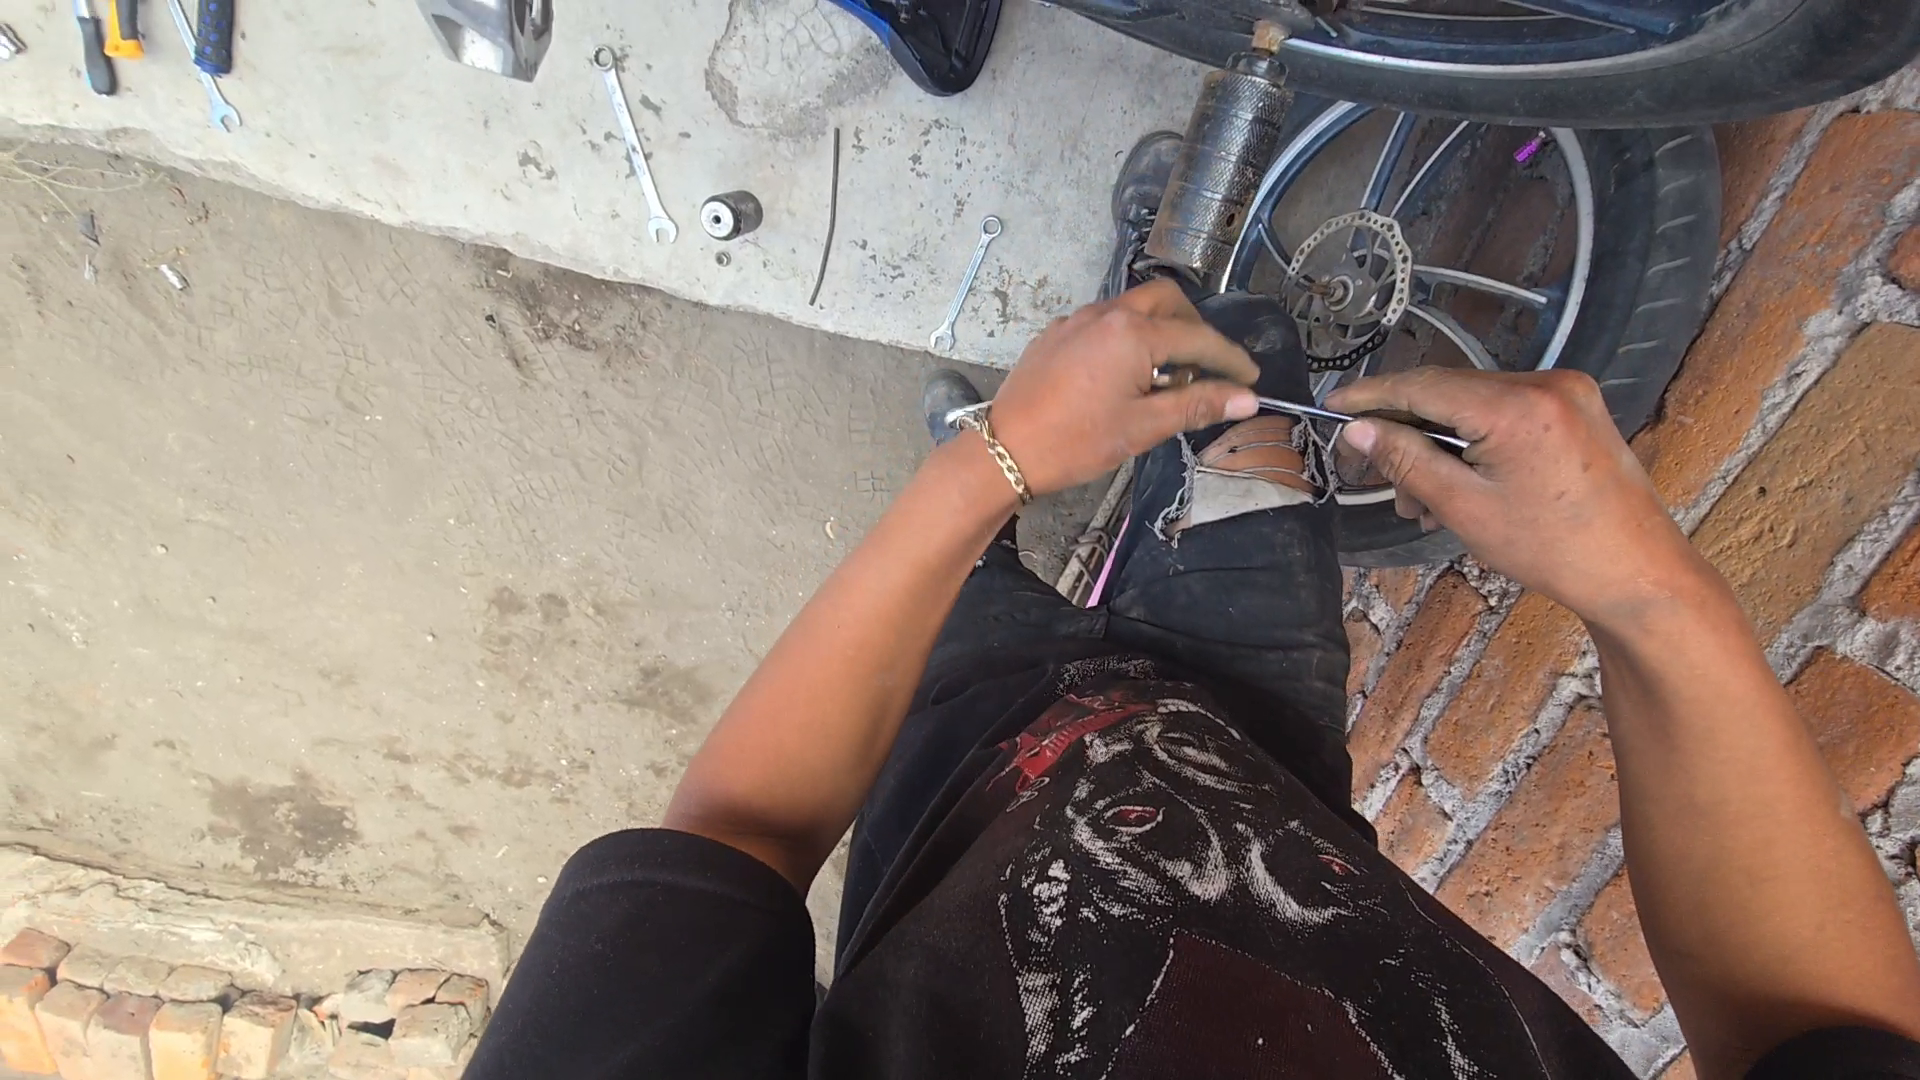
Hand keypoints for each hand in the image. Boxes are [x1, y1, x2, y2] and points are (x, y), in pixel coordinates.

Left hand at [988, 279, 1259, 495]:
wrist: (1005, 450)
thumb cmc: (1075, 442)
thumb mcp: (1142, 427)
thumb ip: (1196, 406)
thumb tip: (1247, 398)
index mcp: (1132, 333)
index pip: (1198, 339)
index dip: (1229, 359)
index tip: (1249, 379)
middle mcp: (1105, 314)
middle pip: (1166, 301)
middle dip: (1194, 327)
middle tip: (1205, 366)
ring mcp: (1074, 321)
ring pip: (1131, 309)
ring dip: (1158, 330)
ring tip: (1164, 374)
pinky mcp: (1053, 335)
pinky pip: (1101, 323)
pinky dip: (1125, 338)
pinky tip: (1122, 373)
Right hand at [1326, 368, 1706, 625]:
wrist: (1636, 572)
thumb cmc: (1548, 546)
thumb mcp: (1461, 506)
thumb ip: (1405, 459)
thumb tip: (1358, 429)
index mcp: (1517, 407)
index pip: (1422, 385)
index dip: (1369, 395)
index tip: (1331, 406)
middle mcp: (1544, 384)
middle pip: (1444, 393)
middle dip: (1403, 432)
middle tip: (1375, 475)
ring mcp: (1563, 393)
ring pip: (1467, 406)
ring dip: (1433, 445)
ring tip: (1423, 501)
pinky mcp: (1572, 409)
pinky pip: (1497, 413)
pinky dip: (1466, 443)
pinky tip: (1455, 483)